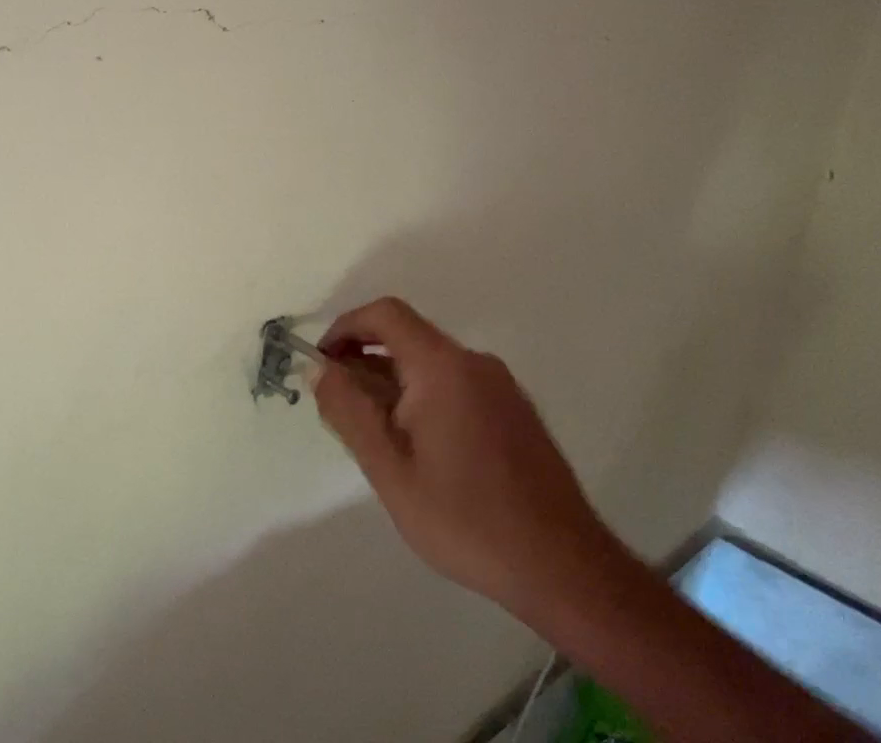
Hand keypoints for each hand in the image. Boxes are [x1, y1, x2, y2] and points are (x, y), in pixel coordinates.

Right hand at [311, 297, 621, 618]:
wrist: (561, 566)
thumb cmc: (464, 519)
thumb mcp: (389, 469)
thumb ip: (348, 411)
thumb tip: (319, 367)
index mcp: (443, 368)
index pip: (385, 315)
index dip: (344, 329)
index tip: (321, 366)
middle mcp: (476, 364)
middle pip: (408, 339)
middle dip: (365, 364)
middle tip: (342, 418)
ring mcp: (502, 388)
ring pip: (431, 366)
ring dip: (392, 387)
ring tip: (378, 444)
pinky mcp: (515, 414)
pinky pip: (456, 387)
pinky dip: (423, 400)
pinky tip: (420, 454)